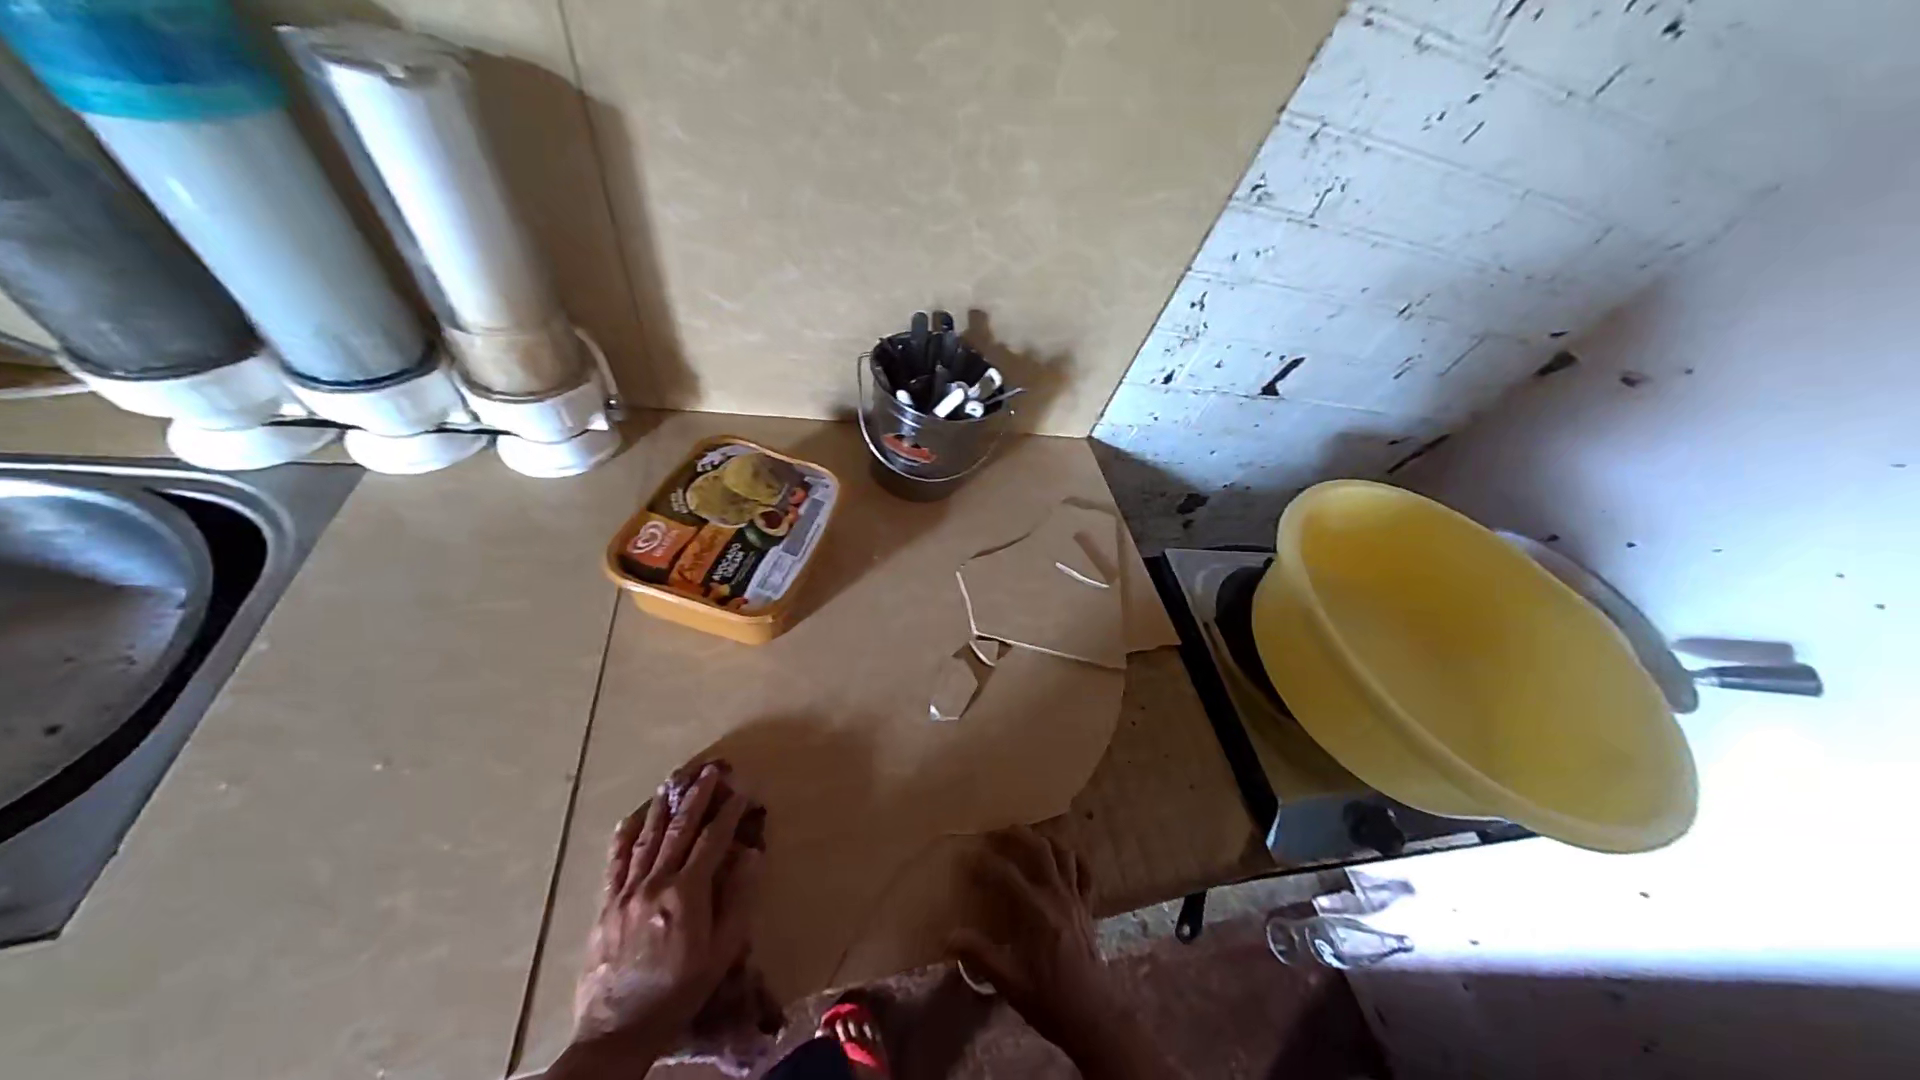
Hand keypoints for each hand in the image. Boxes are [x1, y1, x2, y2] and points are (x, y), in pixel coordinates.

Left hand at [565, 763, 763, 1066]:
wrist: (619, 1030)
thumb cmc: (679, 992)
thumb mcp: (721, 953)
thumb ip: (737, 901)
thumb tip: (751, 856)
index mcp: (686, 895)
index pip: (712, 841)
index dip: (729, 814)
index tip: (743, 791)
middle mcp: (654, 884)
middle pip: (679, 830)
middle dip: (697, 797)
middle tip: (711, 770)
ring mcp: (626, 892)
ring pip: (647, 838)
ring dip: (663, 806)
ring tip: (674, 780)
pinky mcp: (606, 904)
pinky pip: (615, 861)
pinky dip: (625, 835)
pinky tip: (633, 816)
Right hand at [944, 826, 1112, 1048]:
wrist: (1094, 1017)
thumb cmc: (1049, 999)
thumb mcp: (1009, 981)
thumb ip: (979, 954)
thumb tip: (947, 936)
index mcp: (1036, 912)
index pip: (1007, 875)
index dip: (986, 864)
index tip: (969, 857)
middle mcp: (1058, 897)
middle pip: (1040, 851)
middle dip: (1019, 836)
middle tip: (1000, 831)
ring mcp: (1077, 900)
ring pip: (1065, 855)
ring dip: (1047, 841)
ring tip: (1031, 837)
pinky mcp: (1089, 908)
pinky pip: (1086, 874)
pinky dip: (1076, 860)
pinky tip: (1066, 857)